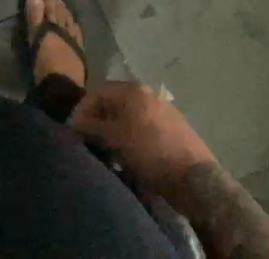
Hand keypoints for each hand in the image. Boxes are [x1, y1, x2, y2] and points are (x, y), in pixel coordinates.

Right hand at [69, 80, 215, 192]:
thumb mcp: (113, 139)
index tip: (73, 132)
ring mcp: (163, 110)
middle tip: (89, 141)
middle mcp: (147, 93)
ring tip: (108, 152)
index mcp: (132, 89)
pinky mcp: (174, 128)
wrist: (195, 179)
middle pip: (112, 103)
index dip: (81, 111)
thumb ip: (91, 127)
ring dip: (114, 131)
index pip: (96, 92)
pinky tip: (129, 155)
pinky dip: (131, 137)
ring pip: (128, 116)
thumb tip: (74, 125)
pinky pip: (143, 127)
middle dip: (98, 121)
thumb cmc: (149, 152)